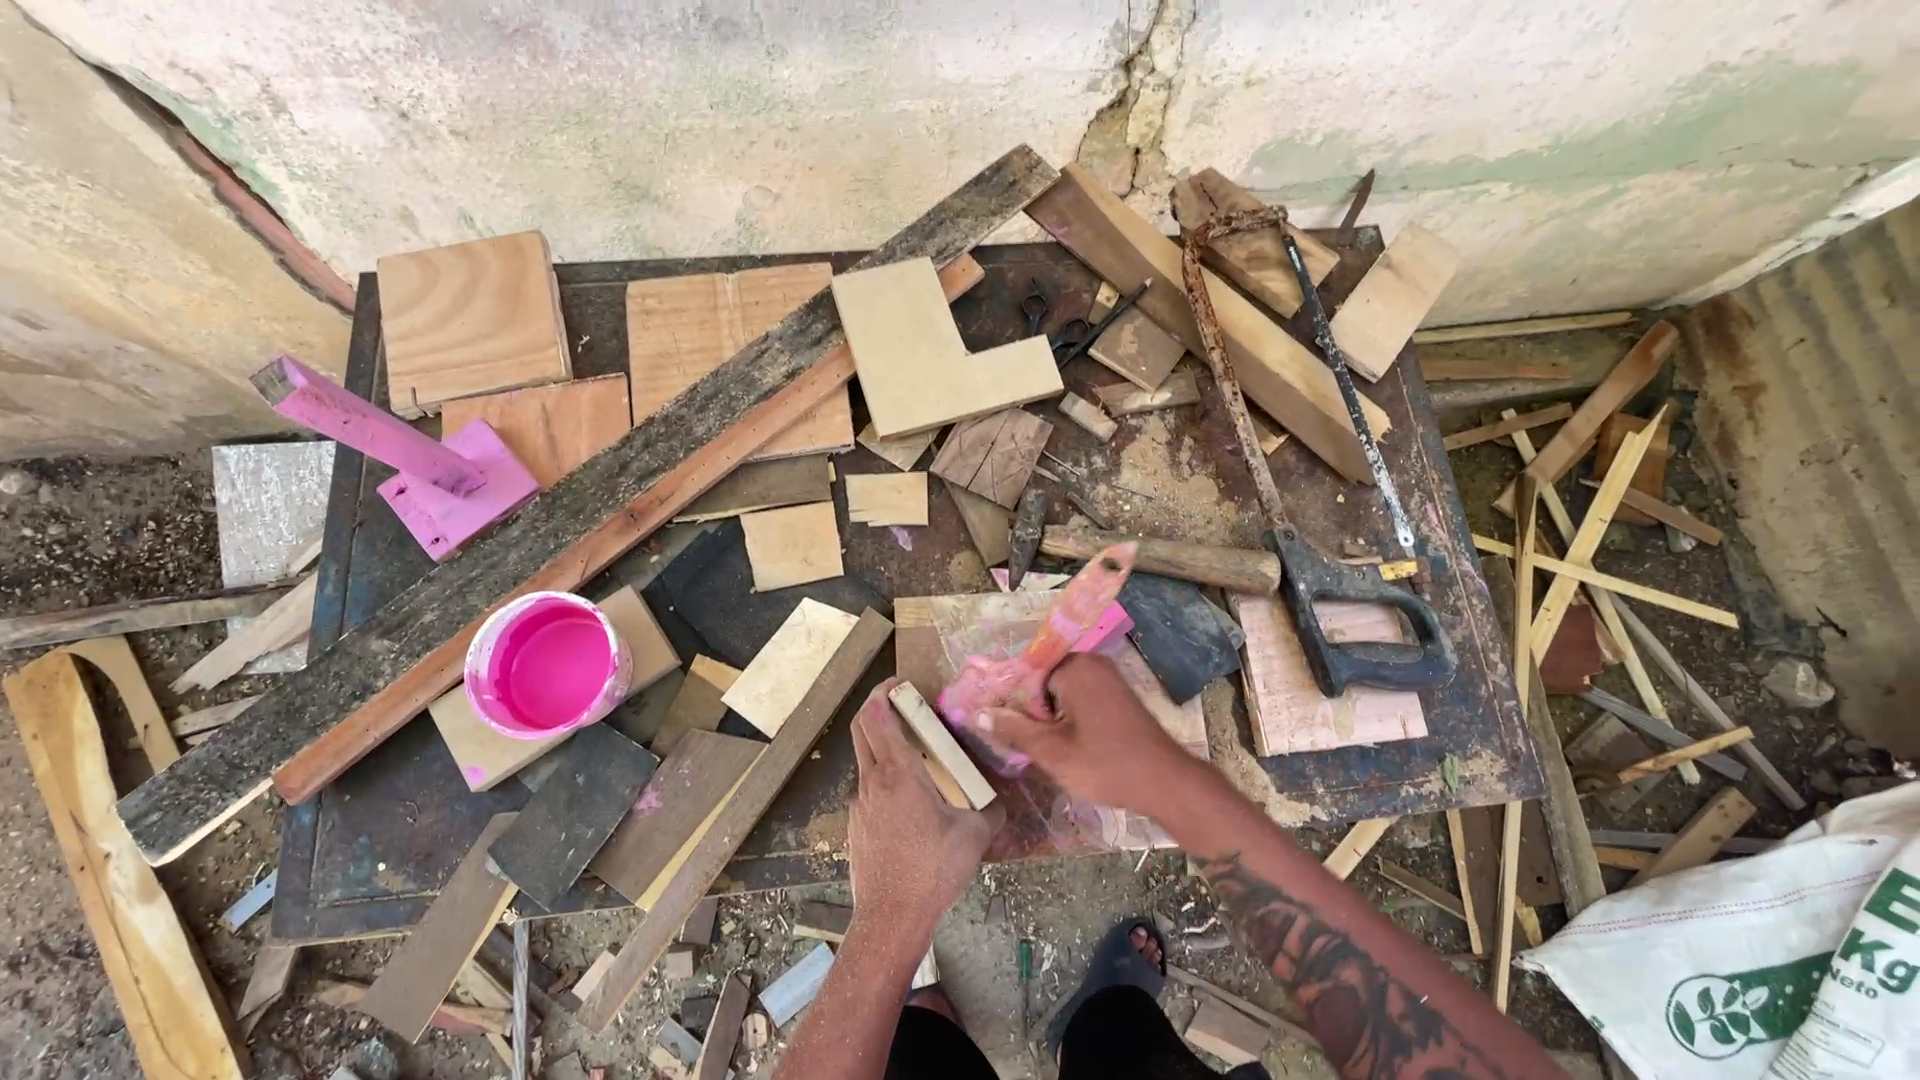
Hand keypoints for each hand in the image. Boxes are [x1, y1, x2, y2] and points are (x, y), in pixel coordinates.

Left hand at [848, 679, 1003, 938]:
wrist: (891, 917)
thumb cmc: (932, 870)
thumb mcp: (974, 836)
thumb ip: (991, 810)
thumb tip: (1002, 798)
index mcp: (898, 773)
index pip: (878, 716)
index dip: (884, 691)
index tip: (900, 683)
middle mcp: (872, 781)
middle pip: (861, 728)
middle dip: (877, 706)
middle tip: (902, 703)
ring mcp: (859, 803)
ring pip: (864, 758)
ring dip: (882, 744)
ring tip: (915, 754)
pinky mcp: (856, 824)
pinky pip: (868, 788)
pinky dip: (882, 776)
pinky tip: (909, 799)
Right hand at [979, 653, 1203, 816]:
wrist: (1166, 782)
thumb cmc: (1106, 765)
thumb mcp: (1052, 752)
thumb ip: (1013, 729)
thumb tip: (978, 714)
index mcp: (1073, 666)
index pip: (1022, 670)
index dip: (1002, 695)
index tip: (988, 719)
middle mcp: (1090, 661)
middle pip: (1040, 677)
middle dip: (1023, 705)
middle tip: (1010, 738)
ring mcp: (1106, 676)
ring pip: (1057, 688)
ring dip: (1043, 713)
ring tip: (1032, 743)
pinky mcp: (1115, 693)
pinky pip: (1076, 694)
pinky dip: (1063, 713)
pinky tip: (1059, 740)